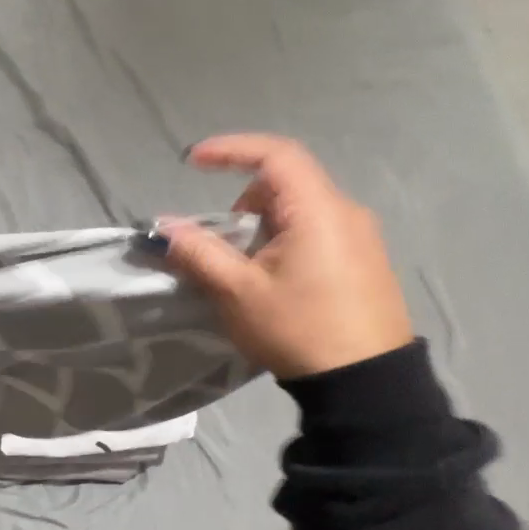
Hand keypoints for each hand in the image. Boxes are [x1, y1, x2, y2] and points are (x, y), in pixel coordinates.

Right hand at [161, 134, 412, 379]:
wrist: (364, 380)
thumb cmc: (297, 328)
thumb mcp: (236, 292)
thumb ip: (198, 252)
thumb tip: (164, 226)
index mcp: (317, 210)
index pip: (275, 156)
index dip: (231, 150)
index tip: (193, 161)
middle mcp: (345, 211)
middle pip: (286, 182)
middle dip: (242, 201)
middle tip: (218, 241)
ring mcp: (359, 235)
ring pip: (298, 209)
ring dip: (260, 225)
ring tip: (243, 270)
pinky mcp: (363, 259)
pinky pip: (315, 230)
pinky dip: (282, 240)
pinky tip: (272, 280)